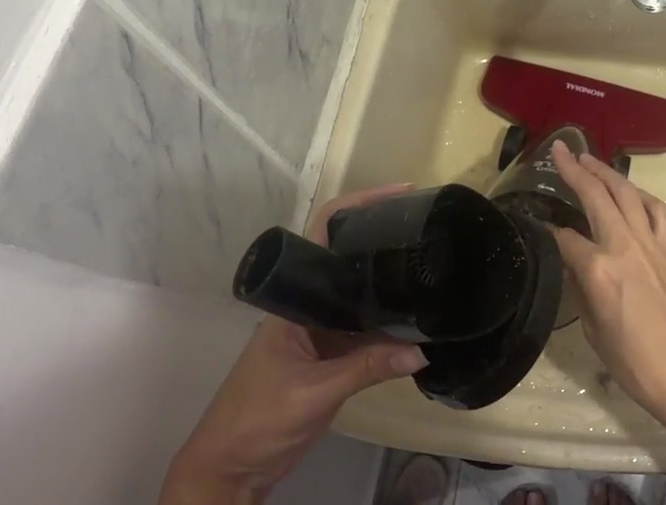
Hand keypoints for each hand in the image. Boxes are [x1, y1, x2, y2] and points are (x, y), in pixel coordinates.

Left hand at [161, 185, 429, 503]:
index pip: (325, 233)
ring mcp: (322, 332)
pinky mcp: (332, 358)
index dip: (360, 205)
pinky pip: (368, 331)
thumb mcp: (314, 392)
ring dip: (392, 285)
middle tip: (430, 229)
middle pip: (351, 259)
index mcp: (296, 300)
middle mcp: (311, 307)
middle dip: (386, 240)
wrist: (231, 471)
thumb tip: (423, 349)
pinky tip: (421, 322)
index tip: (401, 194)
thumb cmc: (256, 420)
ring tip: (435, 268)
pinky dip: (393, 327)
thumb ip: (367, 369)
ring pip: (363, 296)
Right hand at [547, 142, 665, 421]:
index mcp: (599, 269)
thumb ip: (581, 290)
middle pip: (596, 195)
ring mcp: (652, 243)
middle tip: (559, 149)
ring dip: (606, 172)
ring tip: (589, 158)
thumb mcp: (594, 331)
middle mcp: (625, 244)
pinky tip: (630, 192)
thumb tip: (573, 265)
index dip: (546, 231)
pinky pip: (654, 210)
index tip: (534, 223)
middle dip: (575, 169)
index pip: (564, 238)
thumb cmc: (636, 365)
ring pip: (627, 193)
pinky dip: (639, 195)